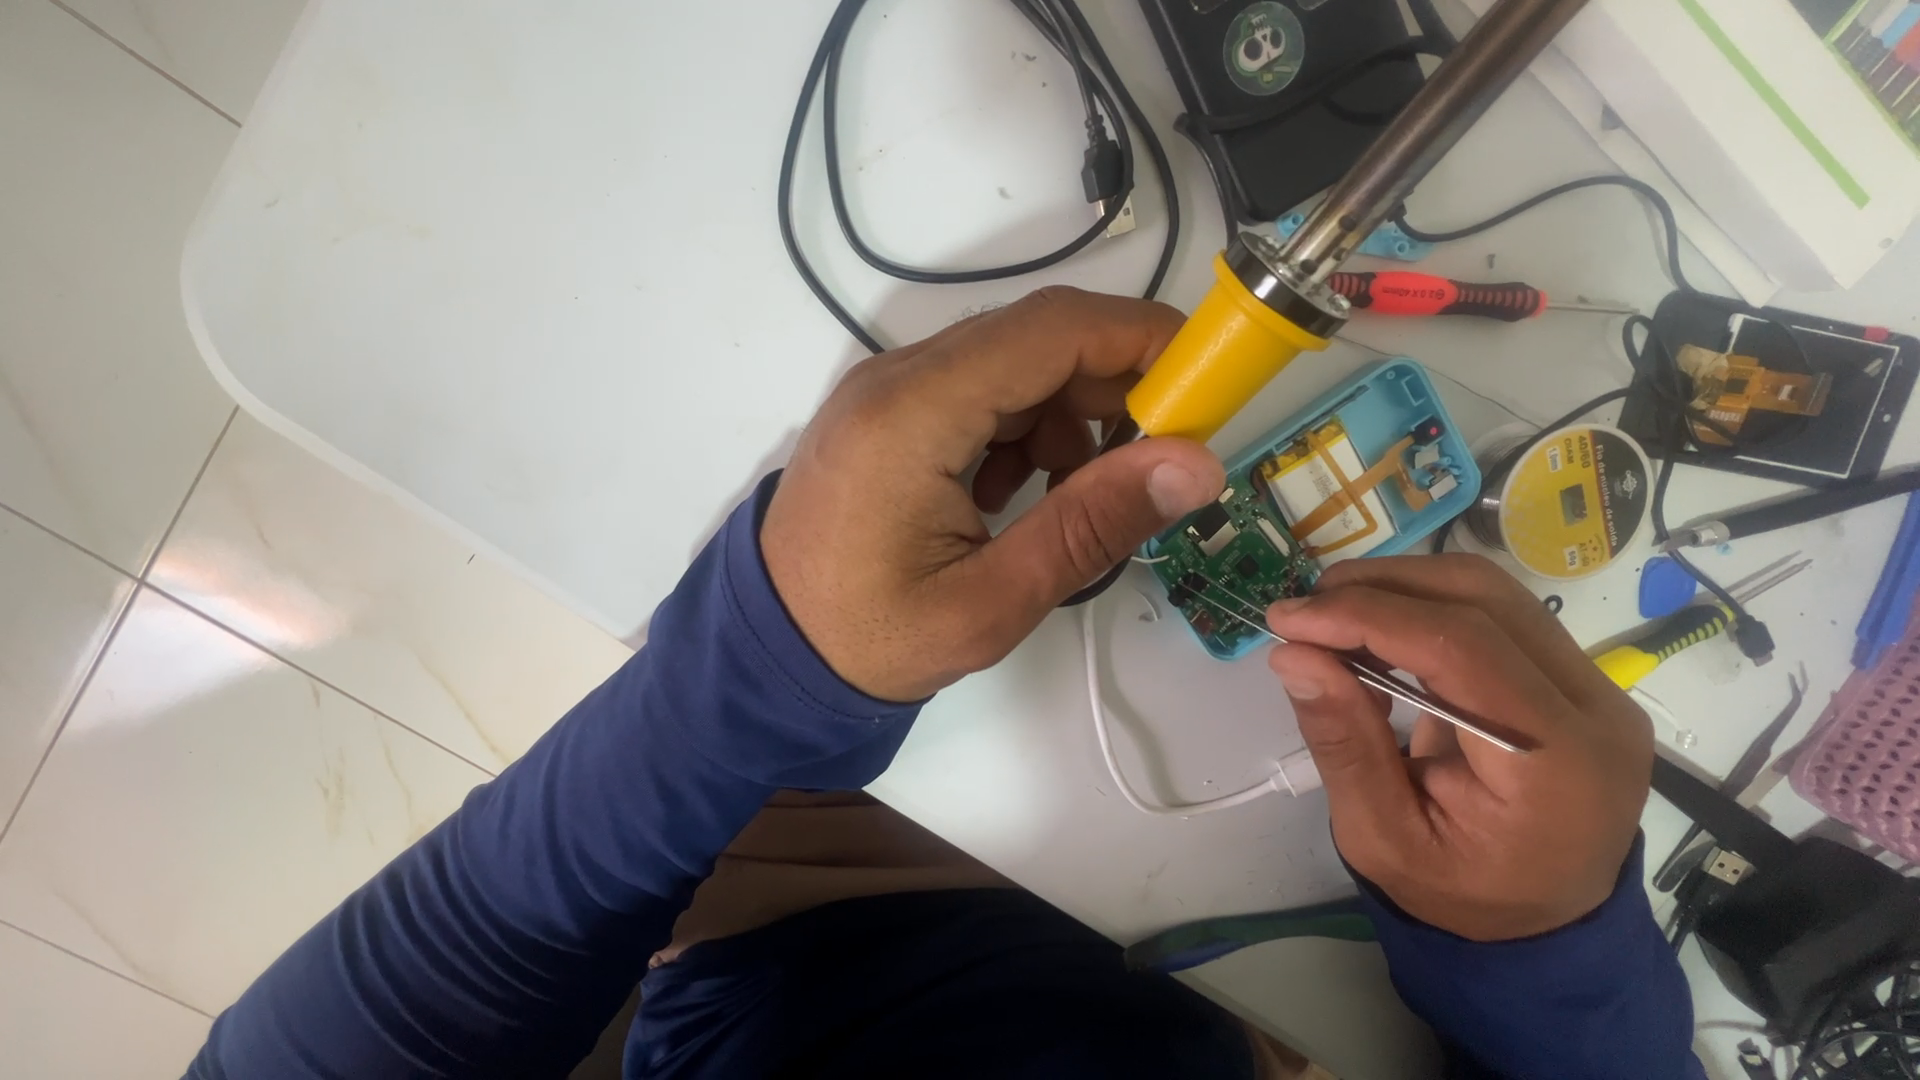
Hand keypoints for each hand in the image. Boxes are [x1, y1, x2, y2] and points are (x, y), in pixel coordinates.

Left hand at [762, 288, 1224, 702]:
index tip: (1207, 380)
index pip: (1052, 330)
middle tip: (1152, 459)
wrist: (772, 652)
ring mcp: (885, 392)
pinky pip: (975, 392)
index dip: (1141, 338)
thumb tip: (1195, 464)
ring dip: (1063, 417)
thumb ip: (1091, 525)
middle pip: (1034, 340)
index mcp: (913, 413)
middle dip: (1110, 387)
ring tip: (1067, 500)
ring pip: (1010, 366)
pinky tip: (1010, 496)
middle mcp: (895, 379)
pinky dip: (1018, 430)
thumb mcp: (991, 600)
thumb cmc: (871, 639)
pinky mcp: (885, 414)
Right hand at [1266, 555, 1652, 941]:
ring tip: (1331, 617)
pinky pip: (1491, 608)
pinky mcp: (1572, 673)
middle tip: (1303, 615)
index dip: (1366, 617)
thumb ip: (1343, 742)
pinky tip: (1373, 632)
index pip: (1460, 649)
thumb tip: (1293, 654)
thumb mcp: (1382, 837)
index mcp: (1556, 764)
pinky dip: (1419, 603)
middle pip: (1480, 598)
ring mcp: (1592, 684)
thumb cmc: (1460, 890)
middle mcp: (1594, 708)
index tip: (1287, 620)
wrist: (1541, 919)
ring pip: (1486, 588)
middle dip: (1376, 588)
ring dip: (1396, 586)